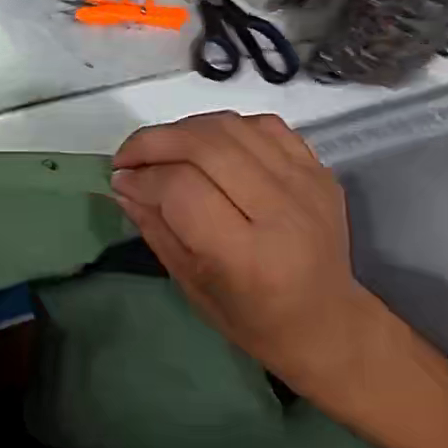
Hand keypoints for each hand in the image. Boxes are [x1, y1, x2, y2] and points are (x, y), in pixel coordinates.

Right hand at [110, 112, 375, 393]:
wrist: (327, 322)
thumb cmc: (251, 318)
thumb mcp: (190, 284)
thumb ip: (155, 227)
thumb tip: (123, 183)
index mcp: (248, 256)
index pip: (182, 189)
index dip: (142, 176)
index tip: (120, 179)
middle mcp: (282, 212)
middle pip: (206, 147)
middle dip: (154, 141)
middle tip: (129, 155)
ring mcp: (307, 185)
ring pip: (232, 128)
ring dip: (184, 129)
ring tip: (163, 148)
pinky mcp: (319, 169)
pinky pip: (263, 125)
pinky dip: (225, 128)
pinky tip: (208, 147)